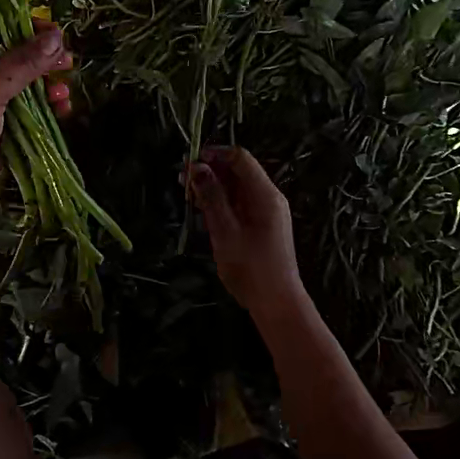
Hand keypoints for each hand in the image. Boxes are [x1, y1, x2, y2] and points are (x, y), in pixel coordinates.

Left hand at [0, 22, 72, 223]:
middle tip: (67, 60)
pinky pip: (31, 112)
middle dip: (42, 59)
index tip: (51, 29)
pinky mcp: (2, 132)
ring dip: (48, 85)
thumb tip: (56, 36)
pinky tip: (62, 108)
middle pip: (12, 59)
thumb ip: (21, 64)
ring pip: (25, 87)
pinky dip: (47, 108)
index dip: (21, 28)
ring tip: (64, 90)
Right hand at [182, 146, 304, 314]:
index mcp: (265, 194)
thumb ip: (211, 197)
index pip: (240, 158)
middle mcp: (268, 198)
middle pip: (238, 172)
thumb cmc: (252, 268)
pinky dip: (221, 203)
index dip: (215, 155)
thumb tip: (197, 168)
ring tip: (188, 196)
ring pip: (237, 188)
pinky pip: (239, 204)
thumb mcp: (225, 231)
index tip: (190, 161)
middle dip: (210, 171)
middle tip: (183, 180)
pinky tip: (203, 211)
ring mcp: (266, 212)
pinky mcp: (261, 225)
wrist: (277, 303)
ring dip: (213, 188)